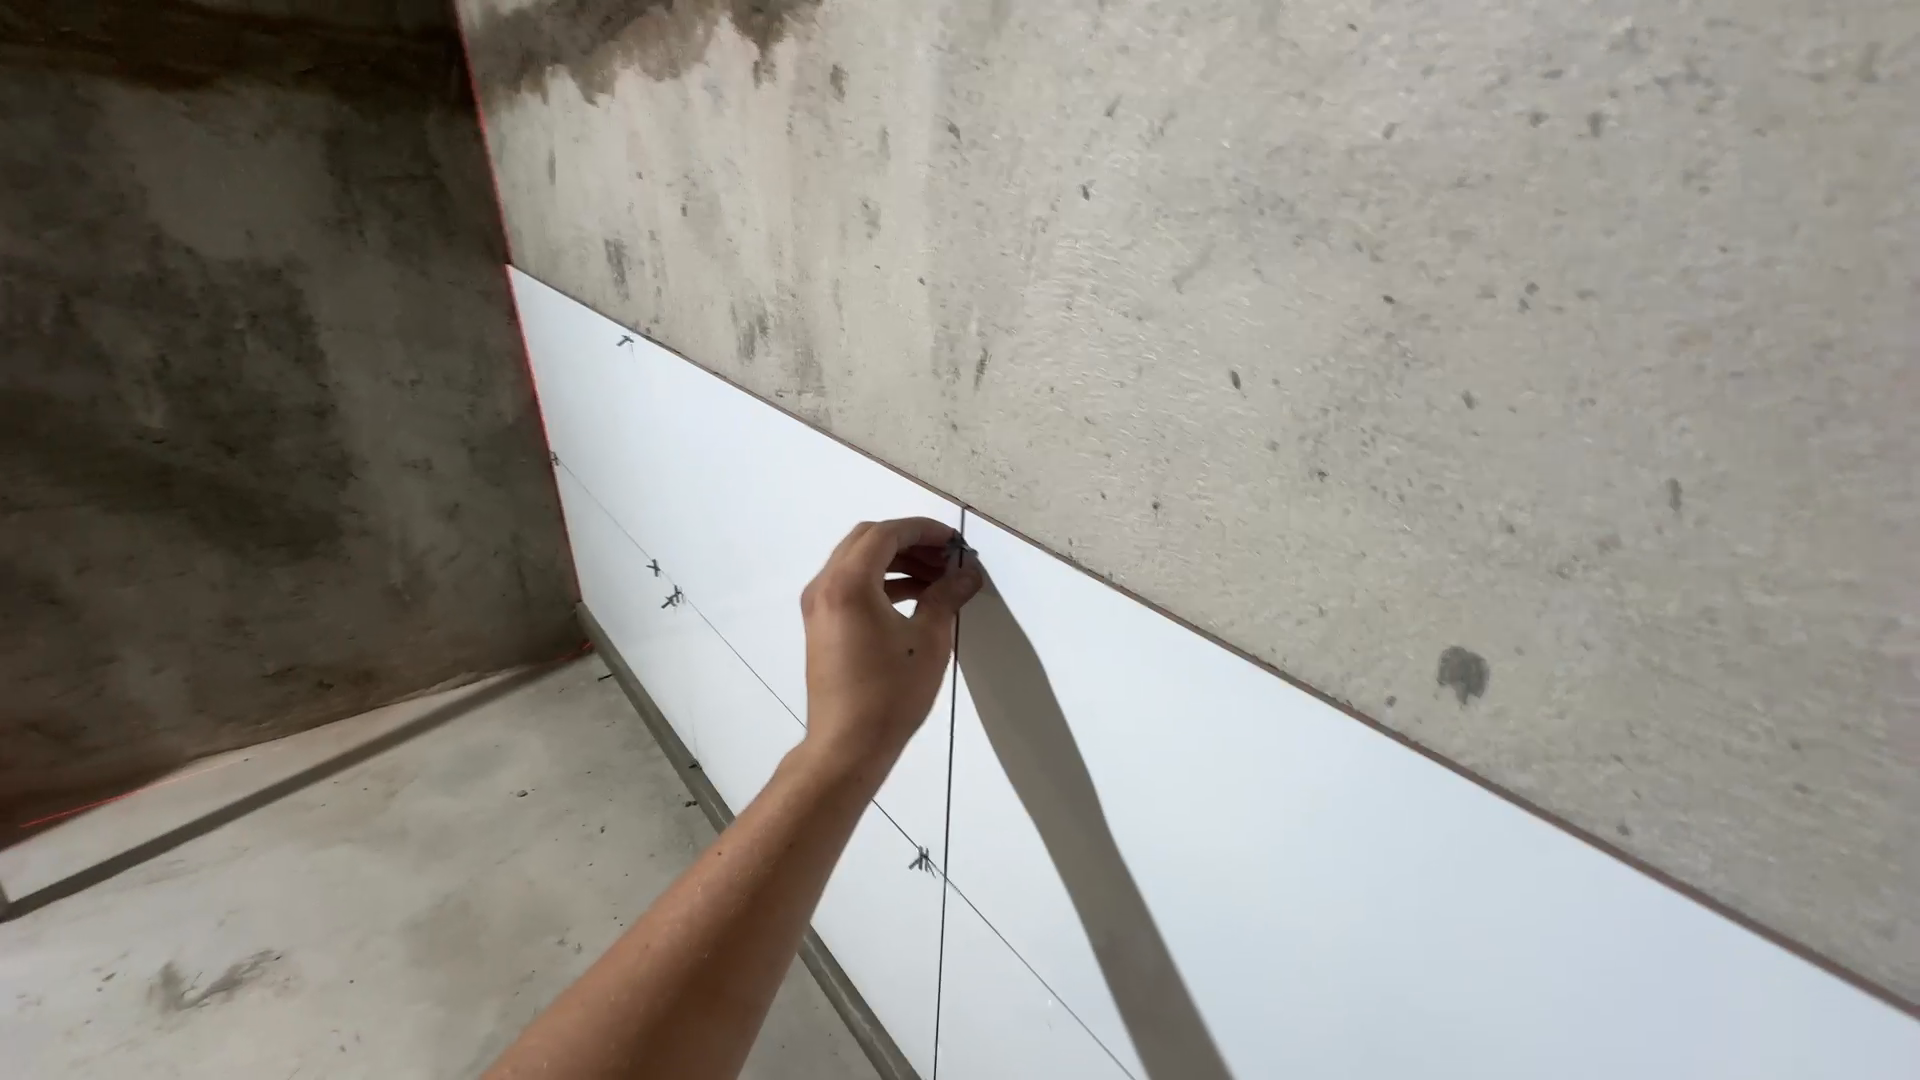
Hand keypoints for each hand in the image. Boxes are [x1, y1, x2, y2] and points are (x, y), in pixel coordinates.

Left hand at [800, 517, 982, 764]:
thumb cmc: (890, 694)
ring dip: (897, 561)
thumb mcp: (928, 641)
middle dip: (910, 541)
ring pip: (858, 561)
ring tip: (937, 578)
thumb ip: (946, 597)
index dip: (924, 530)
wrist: (847, 746)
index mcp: (848, 584)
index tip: (954, 542)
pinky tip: (915, 597)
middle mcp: (825, 586)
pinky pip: (851, 584)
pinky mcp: (821, 624)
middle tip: (946, 558)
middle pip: (867, 540)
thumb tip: (968, 574)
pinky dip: (882, 581)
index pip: (886, 533)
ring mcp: (818, 605)